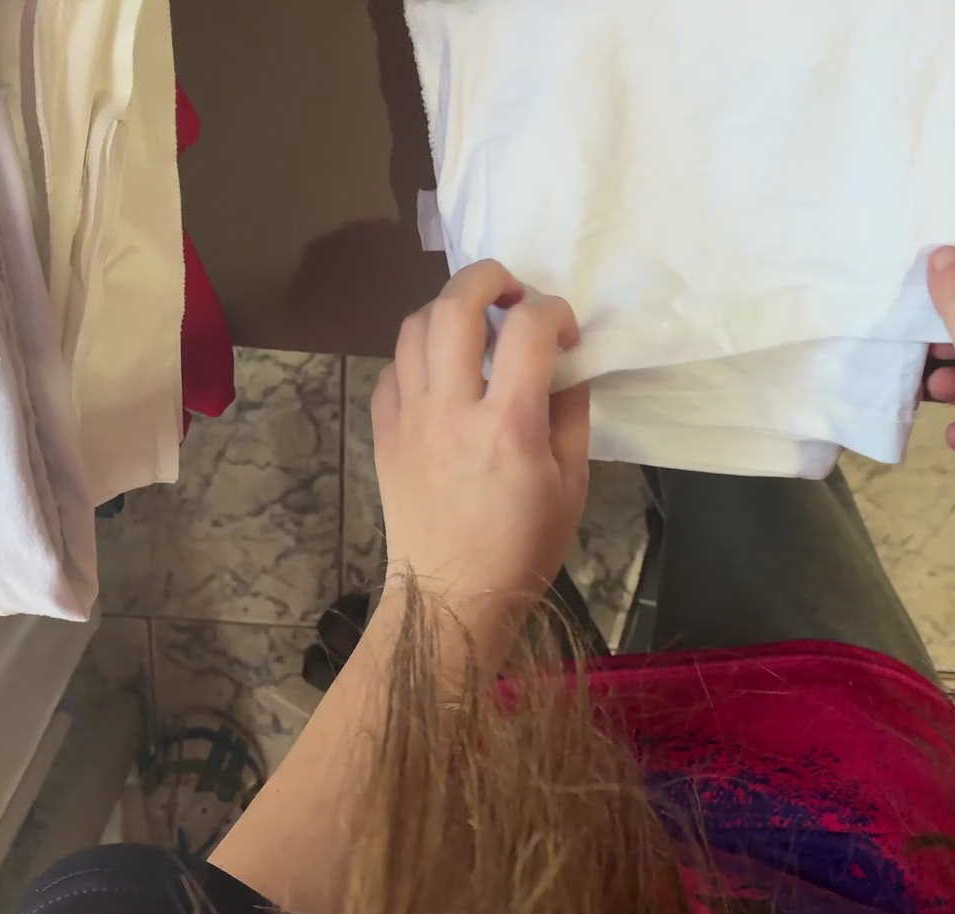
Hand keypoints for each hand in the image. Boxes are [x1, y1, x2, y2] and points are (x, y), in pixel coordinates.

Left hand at [373, 260, 591, 627]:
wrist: (450, 595)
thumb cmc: (520, 548)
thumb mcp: (570, 486)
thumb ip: (571, 415)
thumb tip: (566, 367)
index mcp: (507, 426)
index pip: (529, 329)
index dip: (555, 311)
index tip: (565, 332)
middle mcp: (450, 409)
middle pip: (455, 305)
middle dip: (488, 277)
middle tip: (511, 291)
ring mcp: (408, 419)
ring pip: (414, 327)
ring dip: (447, 310)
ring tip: (473, 327)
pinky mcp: (383, 434)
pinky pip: (392, 369)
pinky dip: (417, 355)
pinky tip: (439, 374)